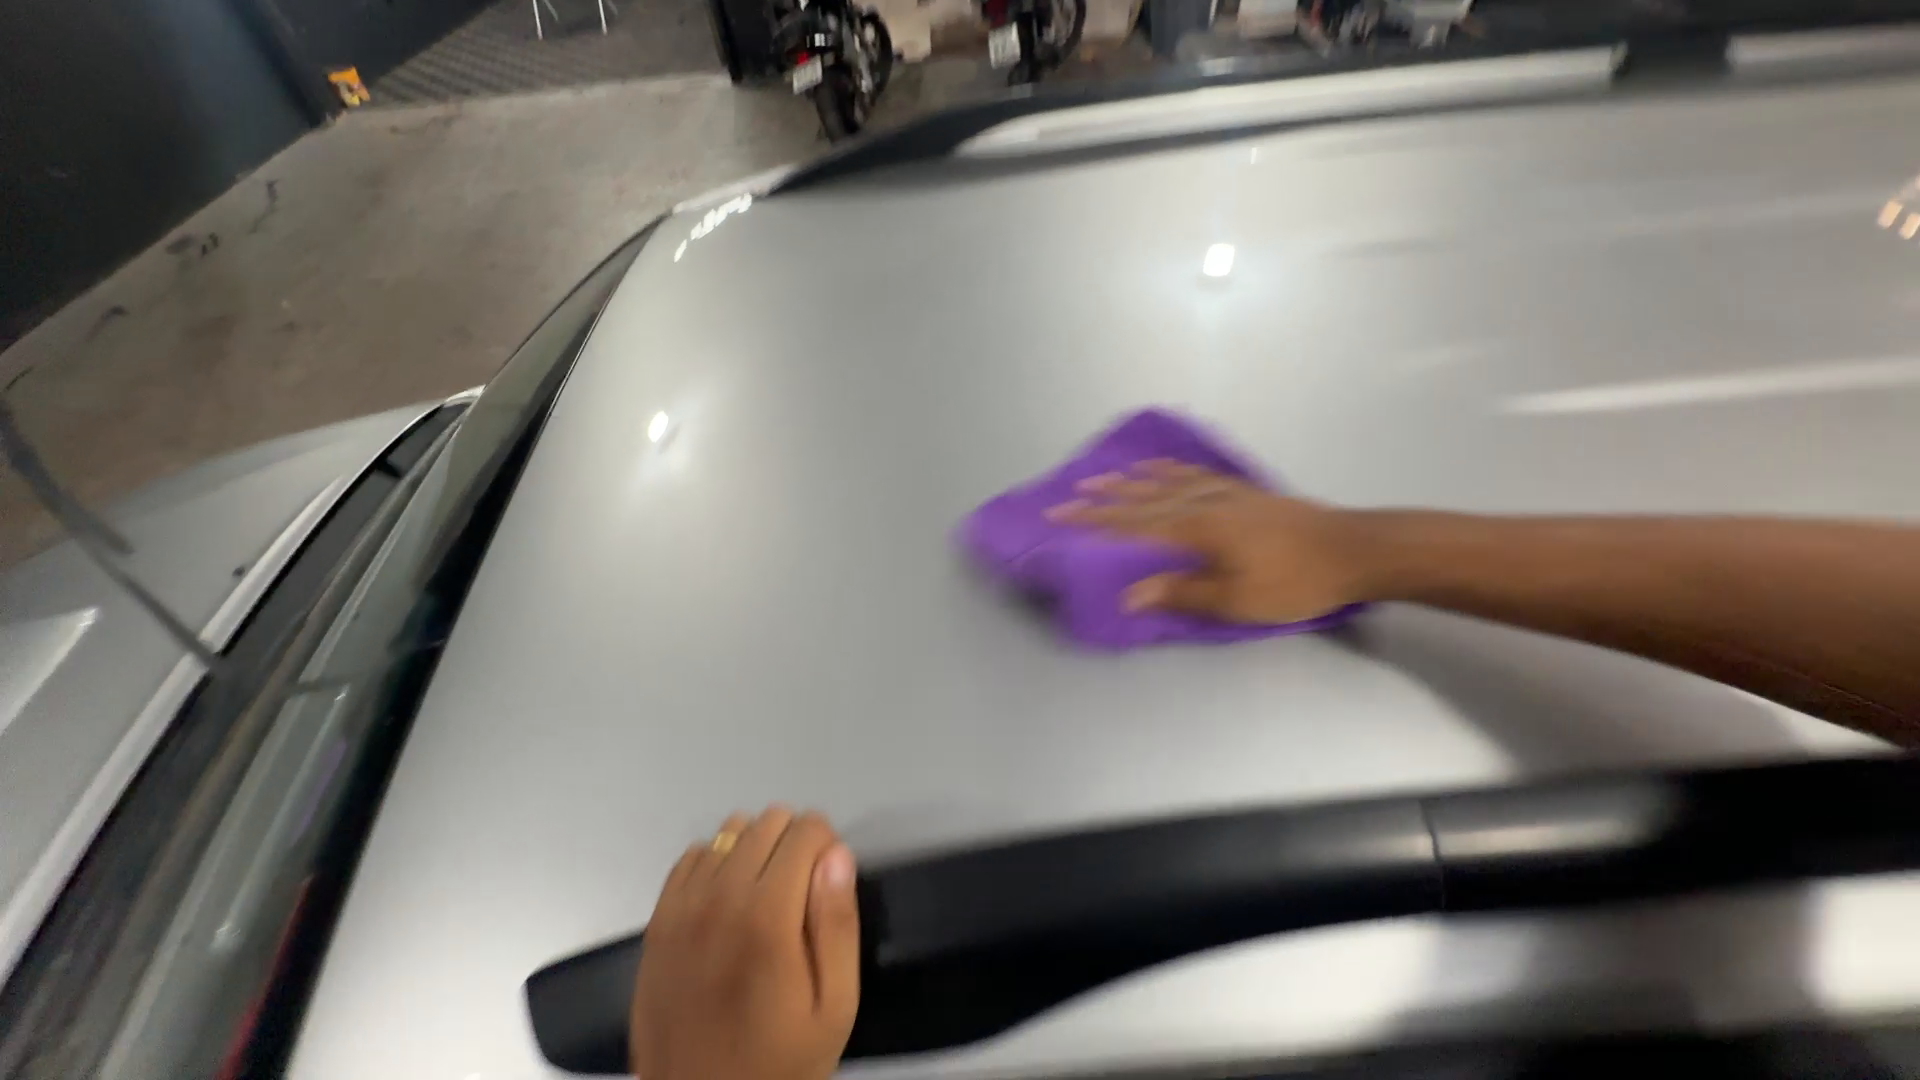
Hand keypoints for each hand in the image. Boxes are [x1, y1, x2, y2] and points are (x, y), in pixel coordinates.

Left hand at [630, 807, 859, 1079]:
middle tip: (804, 889)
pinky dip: (718, 861)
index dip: (827, 844)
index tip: (830, 879)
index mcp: (768, 916)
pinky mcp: (658, 922)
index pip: (805, 831)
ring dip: (756, 846)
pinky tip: (730, 897)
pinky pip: (692, 857)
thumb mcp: (834, 1006)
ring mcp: (682, 908)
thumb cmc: (779, 1060)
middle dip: (794, 841)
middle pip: (766, 823)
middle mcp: (720, 898)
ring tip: (769, 892)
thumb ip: (837, 924)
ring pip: (729, 832)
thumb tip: (837, 855)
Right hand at [1050, 460, 1368, 621]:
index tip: (1059, 516)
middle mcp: (1203, 502)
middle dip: (1103, 499)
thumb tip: (1128, 594)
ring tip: (1101, 478)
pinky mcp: (1243, 492)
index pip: (1132, 524)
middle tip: (1068, 496)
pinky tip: (1161, 470)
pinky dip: (1170, 470)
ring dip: (1130, 481)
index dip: (1094, 521)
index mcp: (1196, 528)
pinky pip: (1195, 474)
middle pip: (1143, 498)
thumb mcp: (1235, 599)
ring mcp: (1224, 492)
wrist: (1352, 550)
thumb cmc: (1292, 581)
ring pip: (1166, 482)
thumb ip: (1180, 592)